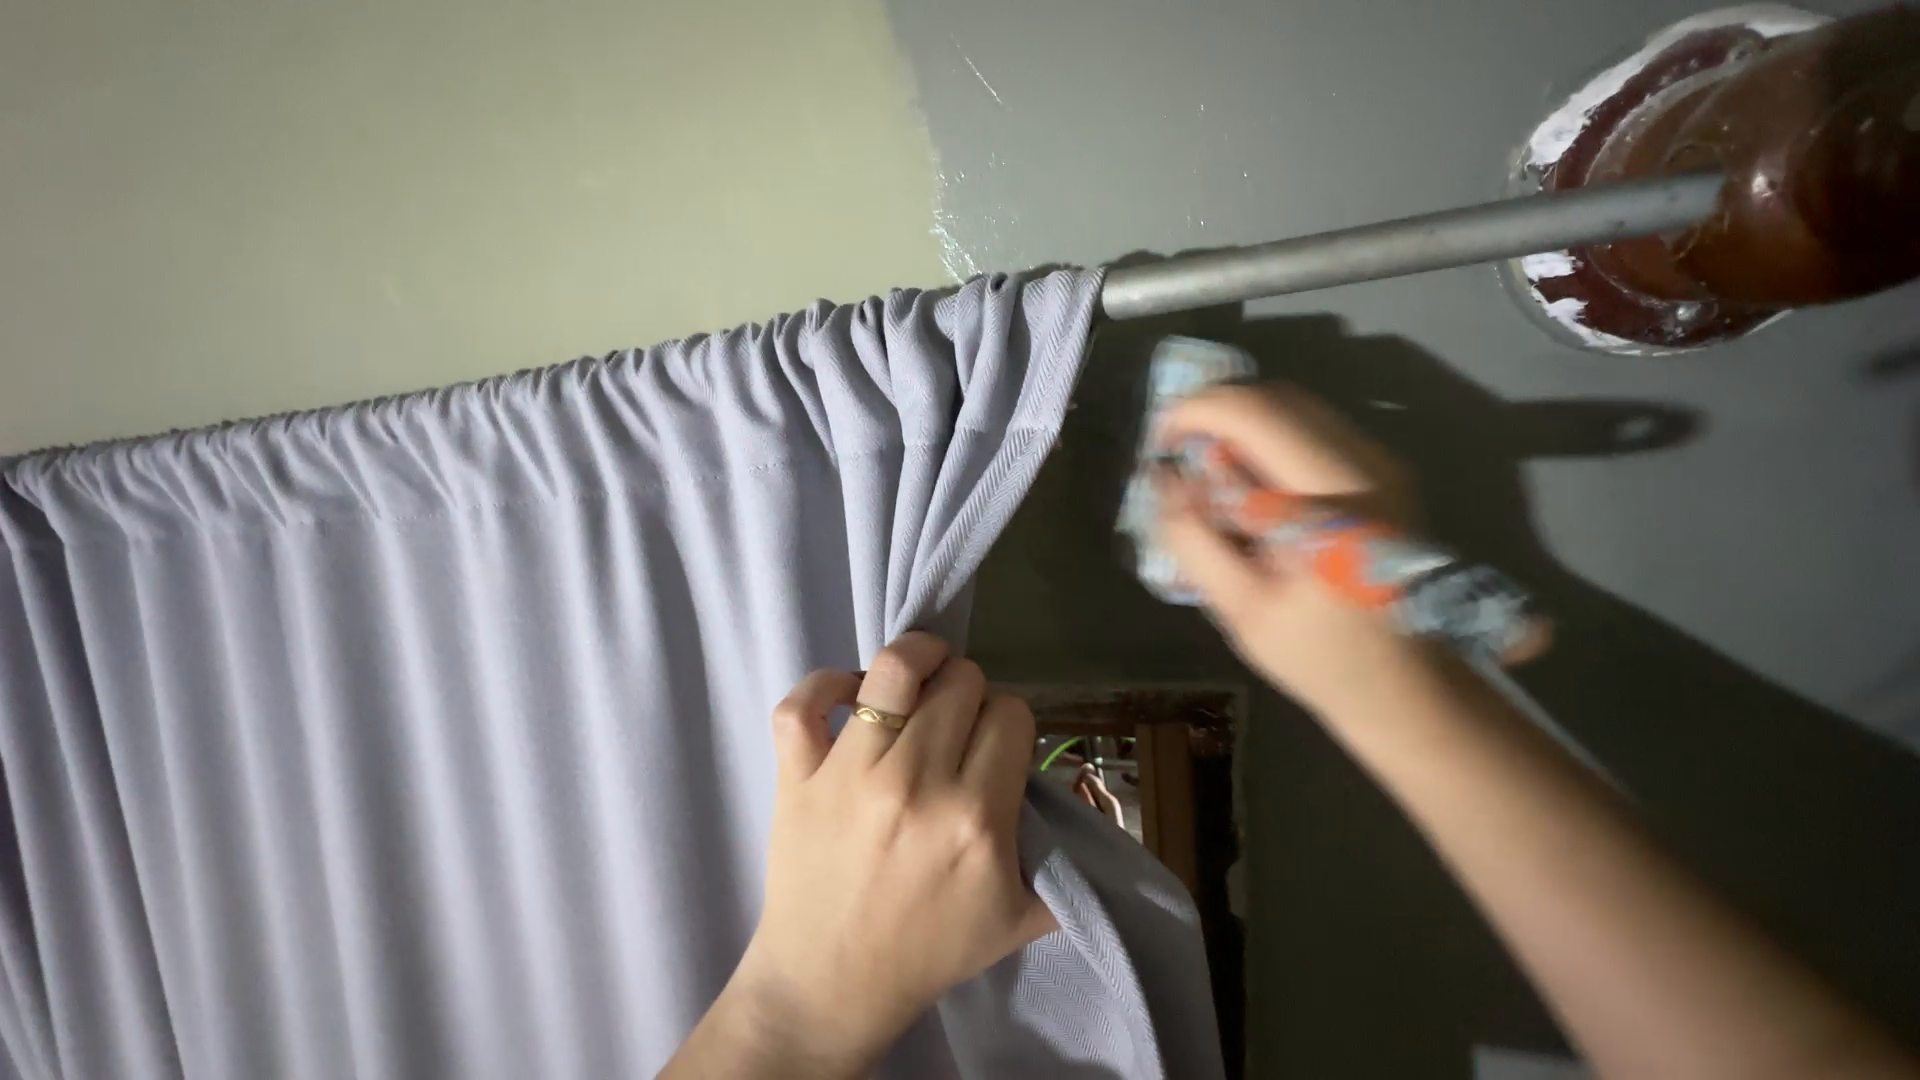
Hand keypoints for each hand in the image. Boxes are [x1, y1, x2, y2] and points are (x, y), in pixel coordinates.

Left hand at [712, 632, 1054, 1074]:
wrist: (832, 985)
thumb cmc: (931, 948)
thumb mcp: (1024, 915)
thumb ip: (1068, 855)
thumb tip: (1082, 789)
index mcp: (977, 819)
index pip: (1012, 714)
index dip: (1009, 721)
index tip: (994, 743)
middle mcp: (916, 785)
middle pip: (961, 682)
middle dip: (970, 692)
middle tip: (958, 721)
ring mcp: (849, 776)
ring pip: (893, 670)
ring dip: (918, 656)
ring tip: (923, 670)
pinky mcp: (796, 777)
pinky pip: (803, 701)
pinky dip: (825, 682)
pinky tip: (849, 694)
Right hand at [1154, 383, 1436, 712]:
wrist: (1409, 686)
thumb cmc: (1321, 658)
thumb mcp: (1240, 609)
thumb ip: (1194, 538)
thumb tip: (1162, 476)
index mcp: (1336, 502)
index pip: (1255, 414)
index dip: (1193, 413)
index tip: (1157, 446)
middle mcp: (1368, 466)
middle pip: (1275, 398)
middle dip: (1214, 417)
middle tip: (1178, 460)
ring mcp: (1383, 464)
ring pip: (1294, 408)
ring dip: (1240, 429)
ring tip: (1210, 477)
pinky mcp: (1382, 472)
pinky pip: (1312, 430)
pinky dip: (1267, 443)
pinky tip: (1251, 491)